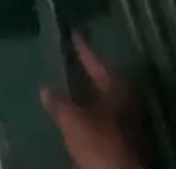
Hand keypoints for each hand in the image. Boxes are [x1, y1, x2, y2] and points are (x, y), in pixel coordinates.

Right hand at [42, 33, 149, 168]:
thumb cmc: (100, 142)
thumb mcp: (73, 120)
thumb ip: (59, 103)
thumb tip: (45, 89)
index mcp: (118, 87)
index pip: (97, 61)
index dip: (84, 48)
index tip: (75, 33)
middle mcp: (128, 100)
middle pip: (105, 81)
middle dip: (88, 73)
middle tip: (72, 60)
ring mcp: (130, 121)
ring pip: (106, 102)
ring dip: (89, 96)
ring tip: (71, 89)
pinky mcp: (126, 140)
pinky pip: (106, 119)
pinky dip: (92, 114)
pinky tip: (79, 114)